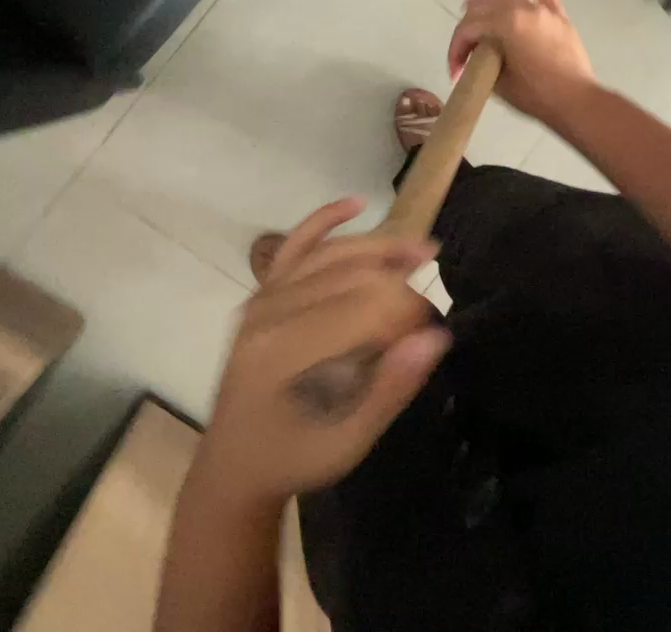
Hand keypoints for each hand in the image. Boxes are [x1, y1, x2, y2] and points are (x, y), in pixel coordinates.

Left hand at [193, 198, 449, 506]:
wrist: (234, 467)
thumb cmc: (296, 457)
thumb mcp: (349, 441)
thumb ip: (391, 388)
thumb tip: (436, 337)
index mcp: (289, 353)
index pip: (365, 307)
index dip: (409, 312)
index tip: (431, 334)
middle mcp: (270, 315)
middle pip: (351, 276)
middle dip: (400, 286)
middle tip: (428, 311)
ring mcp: (260, 300)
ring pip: (330, 255)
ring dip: (379, 248)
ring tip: (422, 250)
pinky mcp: (259, 296)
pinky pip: (294, 247)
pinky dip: (324, 220)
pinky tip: (356, 204)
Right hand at [448, 0, 596, 122]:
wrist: (576, 102)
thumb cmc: (536, 96)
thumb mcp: (499, 83)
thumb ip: (483, 63)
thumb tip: (479, 58)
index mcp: (506, 24)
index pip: (469, 27)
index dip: (456, 48)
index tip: (455, 69)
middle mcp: (524, 9)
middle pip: (485, 5)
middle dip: (469, 23)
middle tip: (464, 44)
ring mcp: (544, 12)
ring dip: (492, 1)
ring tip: (479, 11)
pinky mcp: (560, 19)